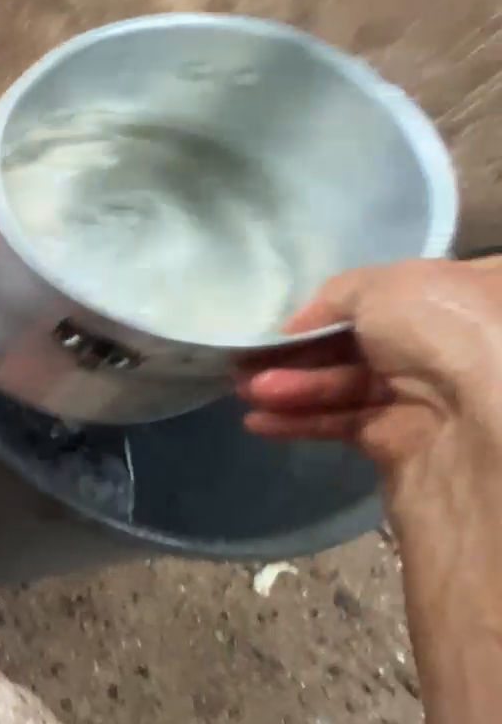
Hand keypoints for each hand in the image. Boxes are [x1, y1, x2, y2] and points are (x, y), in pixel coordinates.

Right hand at [238, 257, 501, 523]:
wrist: (486, 429)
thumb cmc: (455, 335)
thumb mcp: (391, 284)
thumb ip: (340, 293)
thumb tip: (302, 324)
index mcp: (482, 293)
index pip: (407, 290)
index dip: (344, 300)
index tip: (293, 315)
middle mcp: (467, 343)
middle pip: (365, 342)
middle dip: (300, 351)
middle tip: (247, 359)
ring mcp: (439, 395)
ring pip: (348, 384)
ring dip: (290, 387)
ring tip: (246, 391)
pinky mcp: (407, 438)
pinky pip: (343, 424)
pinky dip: (297, 421)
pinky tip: (258, 421)